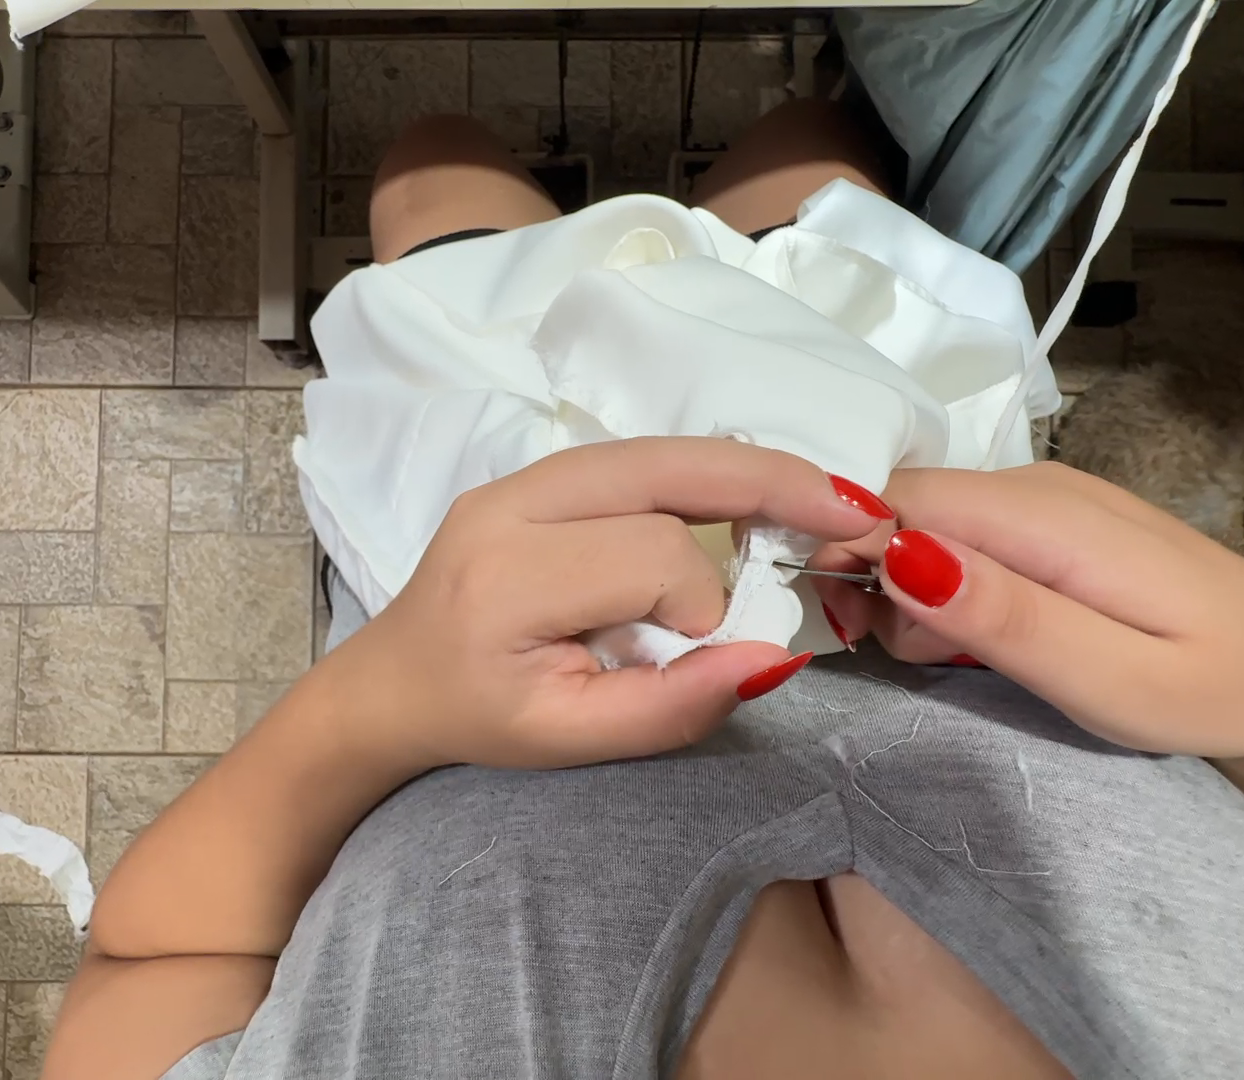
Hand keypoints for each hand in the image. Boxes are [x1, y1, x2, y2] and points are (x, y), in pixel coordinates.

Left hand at [316, 437, 890, 770]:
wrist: (391, 683)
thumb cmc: (475, 720)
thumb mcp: (568, 740)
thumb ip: (669, 708)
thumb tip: (774, 657)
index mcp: (508, 578)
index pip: (647, 555)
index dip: (697, 599)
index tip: (695, 641)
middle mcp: (507, 505)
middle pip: (662, 466)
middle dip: (768, 482)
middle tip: (852, 508)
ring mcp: (514, 479)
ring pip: (653, 449)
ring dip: (741, 470)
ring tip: (811, 499)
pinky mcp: (528, 476)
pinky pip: (632, 459)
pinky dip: (698, 474)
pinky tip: (741, 496)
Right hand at [811, 462, 1243, 758]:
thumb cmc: (1224, 696)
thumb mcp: (1119, 684)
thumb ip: (1008, 617)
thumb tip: (901, 554)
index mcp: (1047, 514)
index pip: (895, 497)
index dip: (847, 548)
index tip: (846, 621)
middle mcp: (1033, 485)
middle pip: (898, 508)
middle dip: (872, 579)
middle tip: (907, 652)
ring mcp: (1038, 498)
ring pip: (918, 526)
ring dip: (904, 593)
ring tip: (953, 654)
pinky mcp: (1040, 522)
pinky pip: (951, 539)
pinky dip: (937, 589)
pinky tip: (974, 632)